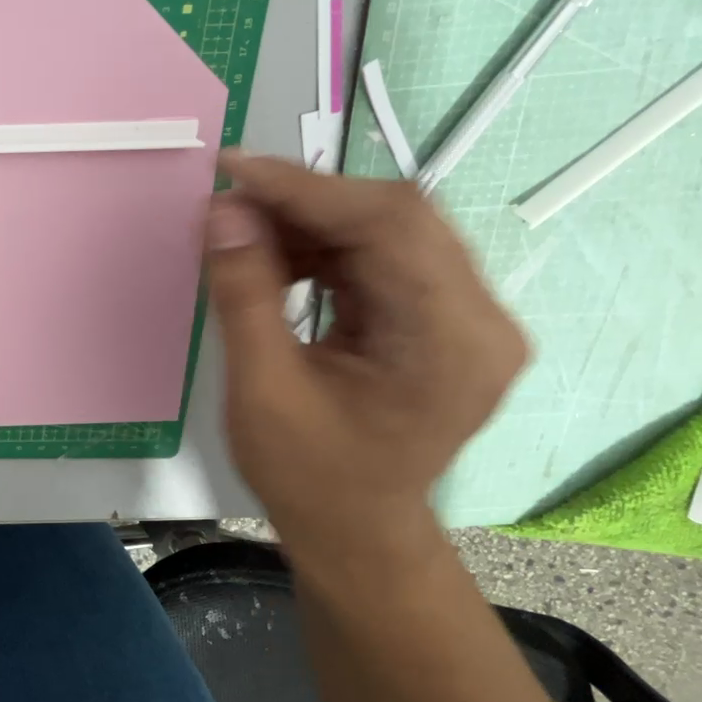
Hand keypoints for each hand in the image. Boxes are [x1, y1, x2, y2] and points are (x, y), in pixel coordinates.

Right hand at [202, 152, 526, 558]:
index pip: (388, 227)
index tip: (231, 169)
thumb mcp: (262, 389)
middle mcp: (478, 319)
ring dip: (309, 219)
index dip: (305, 188)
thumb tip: (223, 211)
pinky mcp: (438, 318)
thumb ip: (244, 294)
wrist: (355, 531)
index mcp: (449, 341)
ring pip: (388, 227)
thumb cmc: (308, 475)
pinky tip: (275, 257)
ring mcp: (463, 316)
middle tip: (229, 200)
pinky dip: (321, 244)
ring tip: (243, 230)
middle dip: (305, 199)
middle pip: (398, 216)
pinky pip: (380, 254)